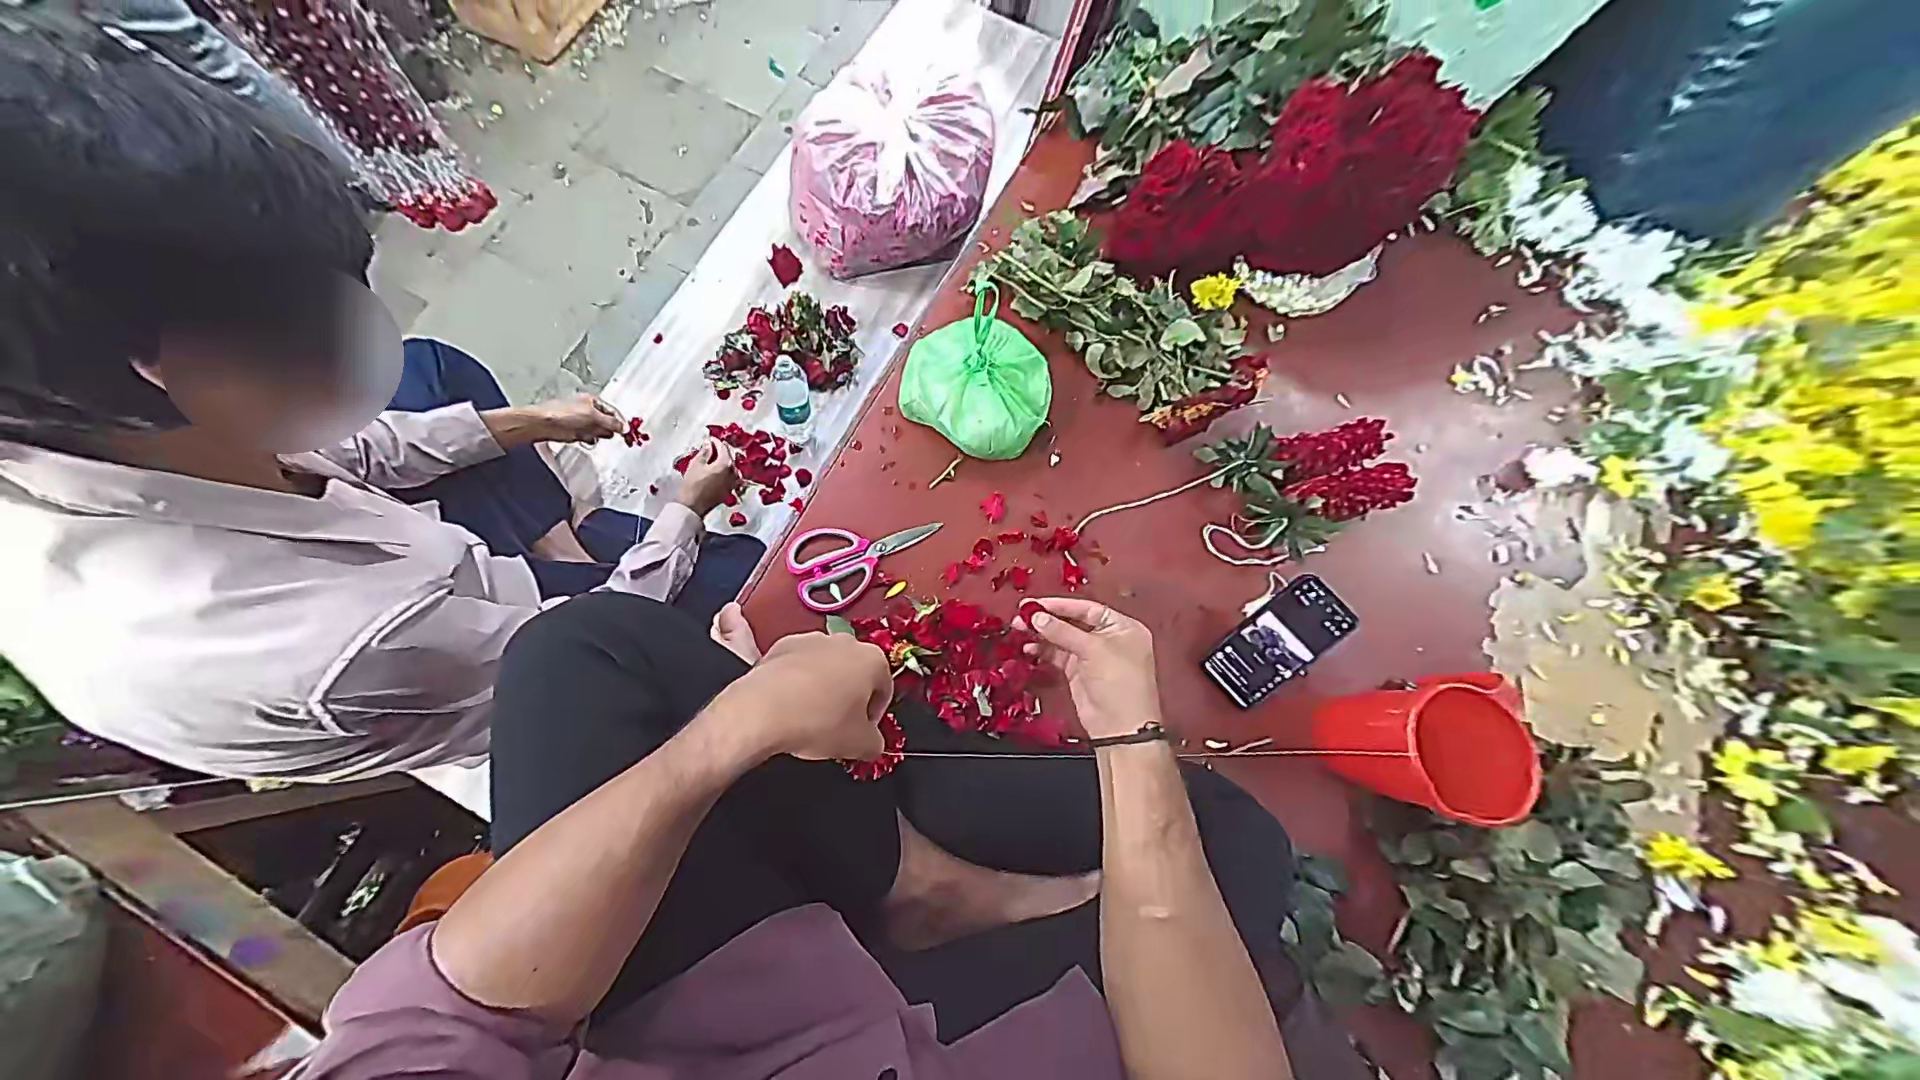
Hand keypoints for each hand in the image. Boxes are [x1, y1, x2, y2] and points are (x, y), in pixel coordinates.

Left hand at [529, 394, 623, 443]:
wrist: (542, 424)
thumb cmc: (564, 414)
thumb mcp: (594, 417)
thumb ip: (612, 423)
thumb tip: (625, 428)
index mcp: (592, 401)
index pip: (614, 412)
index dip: (621, 422)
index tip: (628, 433)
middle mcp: (588, 410)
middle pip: (608, 422)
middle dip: (608, 429)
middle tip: (607, 433)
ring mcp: (582, 421)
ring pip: (599, 431)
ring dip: (597, 434)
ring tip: (589, 433)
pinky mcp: (576, 431)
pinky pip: (589, 437)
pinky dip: (588, 439)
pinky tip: (582, 437)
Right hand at [676, 438, 736, 517]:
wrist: (693, 506)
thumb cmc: (693, 485)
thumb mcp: (696, 464)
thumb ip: (705, 451)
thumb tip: (708, 443)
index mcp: (726, 464)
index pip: (723, 447)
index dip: (715, 441)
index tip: (709, 439)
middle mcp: (733, 472)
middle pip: (730, 456)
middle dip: (721, 449)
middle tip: (712, 445)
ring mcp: (733, 482)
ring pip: (732, 465)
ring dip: (725, 459)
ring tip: (715, 457)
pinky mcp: (730, 489)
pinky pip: (732, 475)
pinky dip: (727, 469)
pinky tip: (719, 469)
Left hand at [704, 631, 891, 762]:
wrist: (763, 710)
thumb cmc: (819, 722)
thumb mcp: (860, 744)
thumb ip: (875, 743)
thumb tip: (872, 744)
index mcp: (873, 659)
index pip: (884, 689)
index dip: (874, 715)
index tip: (863, 733)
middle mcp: (845, 642)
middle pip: (855, 674)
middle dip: (849, 698)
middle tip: (838, 726)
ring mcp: (812, 639)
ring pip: (826, 667)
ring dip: (823, 688)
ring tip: (809, 717)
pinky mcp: (782, 645)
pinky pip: (798, 666)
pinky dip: (797, 682)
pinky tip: (789, 706)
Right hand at [1024, 598, 1162, 740]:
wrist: (1120, 728)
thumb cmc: (1122, 685)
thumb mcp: (1094, 650)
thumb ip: (1063, 631)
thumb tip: (1038, 616)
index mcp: (1121, 627)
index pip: (1086, 608)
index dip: (1060, 605)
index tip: (1036, 604)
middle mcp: (1107, 638)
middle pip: (1072, 621)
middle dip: (1047, 618)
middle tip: (1023, 614)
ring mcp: (1092, 655)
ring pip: (1062, 637)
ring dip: (1041, 633)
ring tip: (1020, 628)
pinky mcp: (1079, 671)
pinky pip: (1058, 654)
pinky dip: (1043, 649)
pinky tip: (1029, 646)